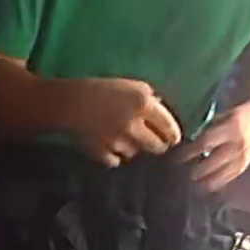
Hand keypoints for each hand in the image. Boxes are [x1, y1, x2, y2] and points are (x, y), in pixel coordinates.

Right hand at [58, 77, 182, 167]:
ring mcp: (115, 141)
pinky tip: (111, 148)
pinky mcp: (100, 153)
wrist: (75, 103)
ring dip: (132, 148)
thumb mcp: (134, 88)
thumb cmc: (107, 91)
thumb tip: (161, 118)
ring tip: (125, 140)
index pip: (166, 125)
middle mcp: (132, 124)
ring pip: (133, 153)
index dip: (172, 135)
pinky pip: (114, 161)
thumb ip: (150, 102)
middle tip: (157, 146)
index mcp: (143, 103)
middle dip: (157, 146)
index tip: (174, 141)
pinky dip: (115, 156)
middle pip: (154, 145)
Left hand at [175, 101, 249, 191]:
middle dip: (191, 171)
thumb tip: (183, 150)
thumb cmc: (235, 117)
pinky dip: (210, 184)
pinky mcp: (243, 167)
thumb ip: (205, 133)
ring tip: (190, 180)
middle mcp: (238, 144)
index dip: (187, 153)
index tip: (175, 159)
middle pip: (207, 166)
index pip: (204, 143)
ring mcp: (241, 157)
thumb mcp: (221, 118)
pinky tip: (201, 183)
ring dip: (199, 181)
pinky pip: (223, 181)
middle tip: (180, 174)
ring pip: (214, 178)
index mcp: (232, 128)